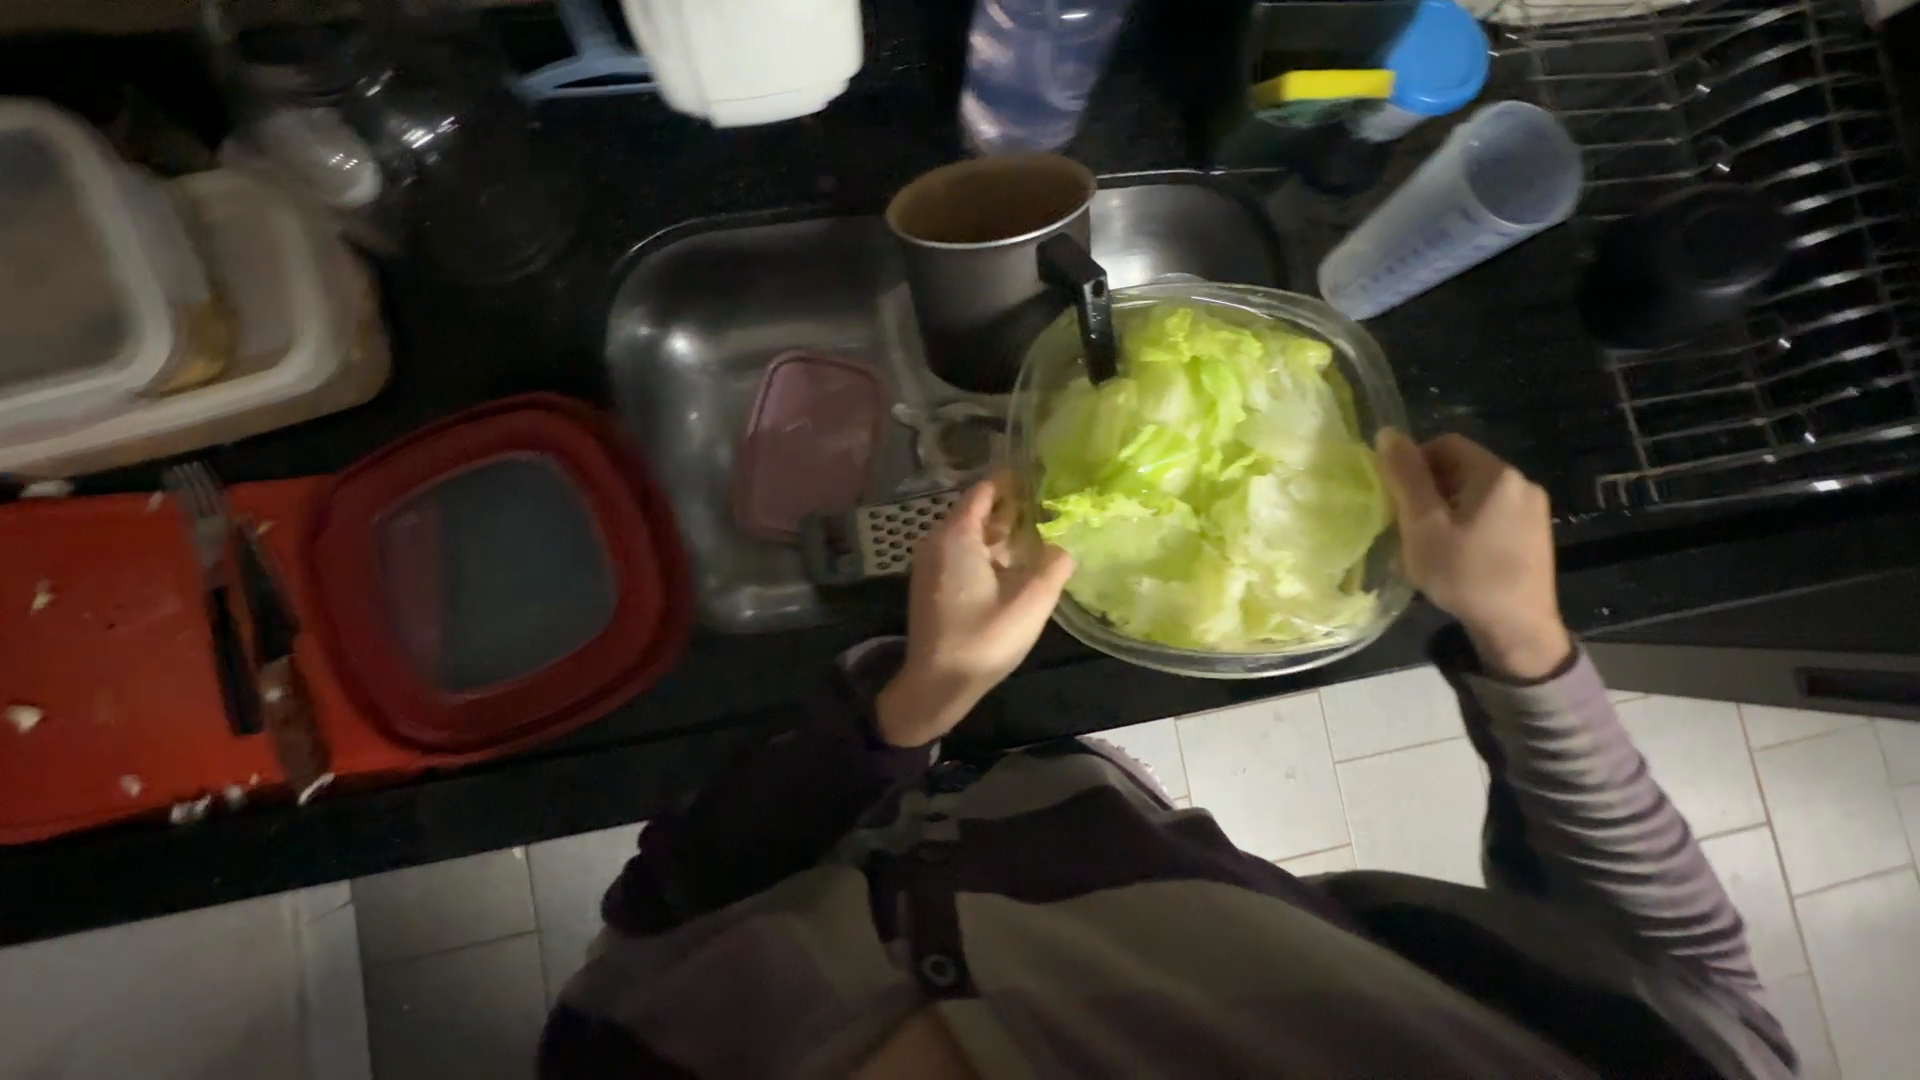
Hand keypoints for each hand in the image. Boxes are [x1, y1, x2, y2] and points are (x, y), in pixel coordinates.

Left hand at [874, 474, 1074, 746]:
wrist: (935, 685)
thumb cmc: (982, 640)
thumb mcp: (1030, 603)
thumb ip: (1053, 567)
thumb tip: (1063, 547)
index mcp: (956, 536)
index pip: (984, 492)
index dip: (1011, 482)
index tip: (1041, 478)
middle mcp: (937, 542)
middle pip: (977, 513)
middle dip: (1011, 509)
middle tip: (1049, 508)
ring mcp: (931, 566)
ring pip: (970, 537)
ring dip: (1001, 535)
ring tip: (1038, 535)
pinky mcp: (932, 587)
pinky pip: (963, 556)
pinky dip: (988, 554)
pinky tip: (1014, 568)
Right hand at [1376, 430, 1571, 680]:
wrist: (1517, 627)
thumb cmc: (1464, 573)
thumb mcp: (1423, 525)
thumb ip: (1406, 477)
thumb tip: (1388, 433)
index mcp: (1496, 475)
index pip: (1445, 444)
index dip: (1412, 462)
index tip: (1394, 496)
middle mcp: (1521, 483)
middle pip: (1461, 467)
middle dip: (1427, 487)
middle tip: (1405, 520)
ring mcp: (1532, 509)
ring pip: (1474, 492)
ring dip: (1443, 507)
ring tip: (1426, 540)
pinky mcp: (1533, 533)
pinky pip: (1490, 512)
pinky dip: (1464, 522)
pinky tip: (1453, 552)